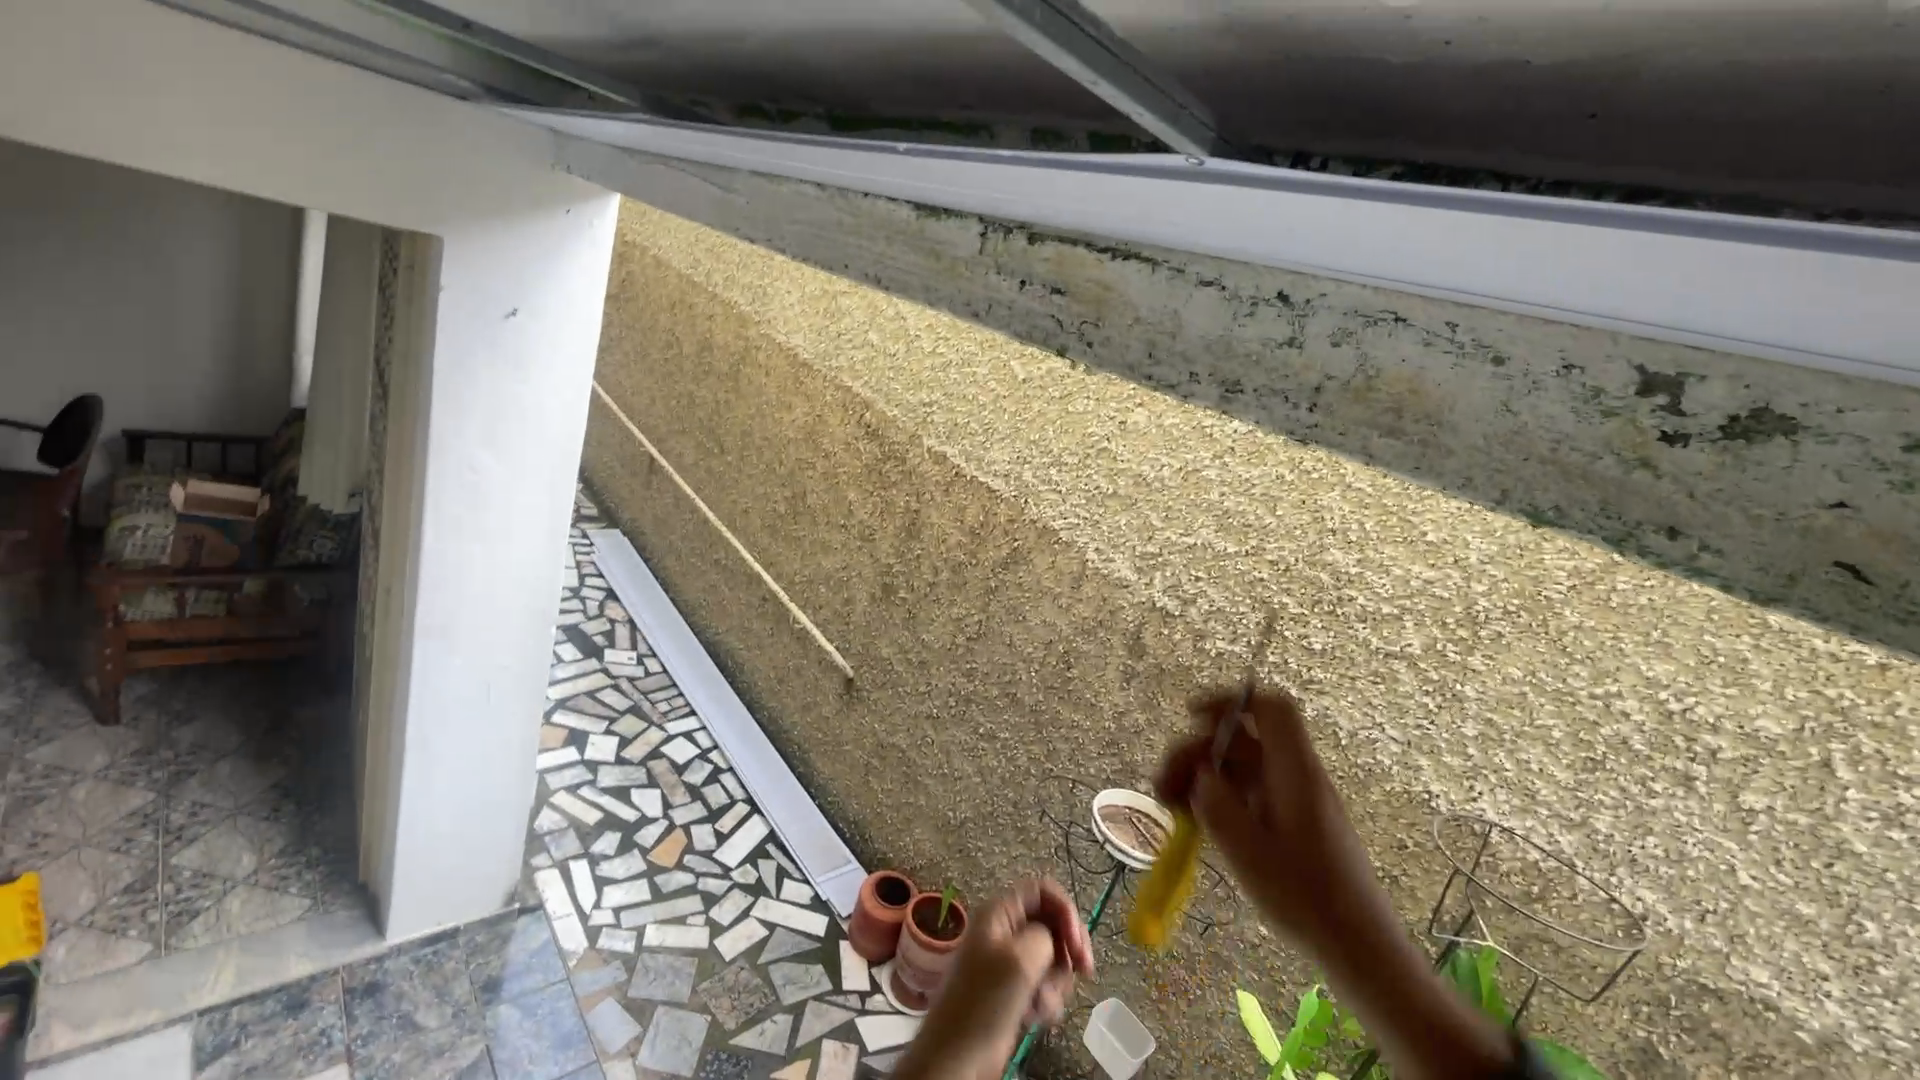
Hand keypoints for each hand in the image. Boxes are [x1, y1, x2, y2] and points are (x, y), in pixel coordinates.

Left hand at [894, 879, 1094, 1079]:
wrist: (958, 1054)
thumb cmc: (984, 1000)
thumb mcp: (1020, 958)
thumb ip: (1046, 934)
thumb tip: (1055, 938)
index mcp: (1000, 912)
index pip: (1043, 891)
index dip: (1066, 910)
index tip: (1077, 944)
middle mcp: (1006, 930)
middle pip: (1053, 923)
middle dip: (1068, 950)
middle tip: (1083, 972)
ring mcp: (1010, 961)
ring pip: (1053, 957)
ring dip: (1056, 981)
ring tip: (1041, 1002)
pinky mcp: (1016, 989)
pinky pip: (1046, 984)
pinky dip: (1048, 999)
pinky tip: (1035, 1015)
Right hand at [1155, 688, 1388, 951]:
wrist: (1356, 943)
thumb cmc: (1304, 895)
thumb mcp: (1247, 850)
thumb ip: (1216, 804)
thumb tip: (1199, 774)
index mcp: (1294, 772)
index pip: (1270, 709)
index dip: (1230, 701)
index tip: (1191, 716)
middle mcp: (1295, 777)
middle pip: (1244, 739)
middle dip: (1198, 750)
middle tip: (1164, 783)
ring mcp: (1294, 801)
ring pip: (1241, 767)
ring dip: (1202, 776)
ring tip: (1170, 805)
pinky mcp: (1290, 824)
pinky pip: (1248, 793)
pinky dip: (1219, 798)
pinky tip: (1195, 822)